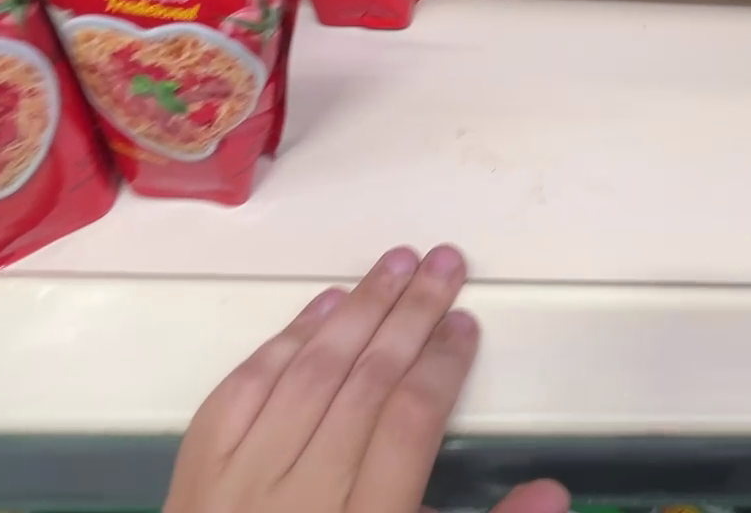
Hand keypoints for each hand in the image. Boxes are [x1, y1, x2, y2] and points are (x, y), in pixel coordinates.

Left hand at [164, 245, 569, 512]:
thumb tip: (555, 490)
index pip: (408, 426)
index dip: (441, 365)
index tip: (465, 320)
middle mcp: (298, 499)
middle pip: (363, 383)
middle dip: (411, 314)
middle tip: (444, 262)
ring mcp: (237, 485)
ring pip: (309, 373)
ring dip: (359, 308)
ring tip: (398, 261)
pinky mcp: (195, 475)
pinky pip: (242, 389)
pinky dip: (286, 339)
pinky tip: (324, 303)